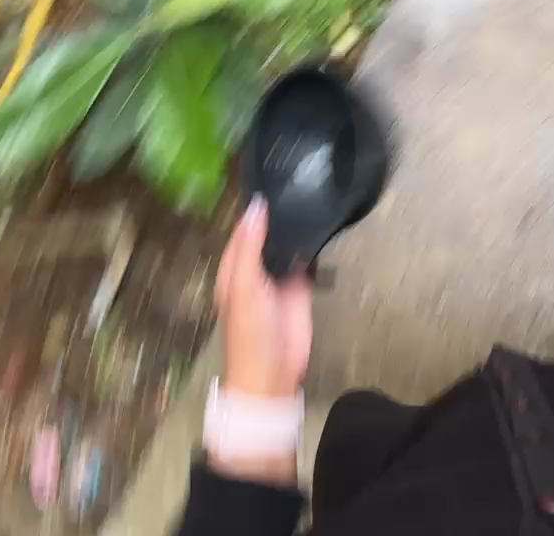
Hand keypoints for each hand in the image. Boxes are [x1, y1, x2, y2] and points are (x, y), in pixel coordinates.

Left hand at [215, 198, 313, 398]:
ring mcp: (278, 276)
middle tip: (297, 181)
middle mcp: (255, 268)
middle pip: (266, 232)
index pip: (243, 228)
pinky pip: (305, 257)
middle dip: (277, 213)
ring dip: (294, 226)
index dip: (254, 208)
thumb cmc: (250, 334)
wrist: (275, 374)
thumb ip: (249, 246)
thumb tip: (256, 206)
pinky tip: (320, 224)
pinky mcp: (300, 285)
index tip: (271, 180)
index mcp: (234, 267)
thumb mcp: (244, 287)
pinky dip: (310, 244)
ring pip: (286, 242)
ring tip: (310, 195)